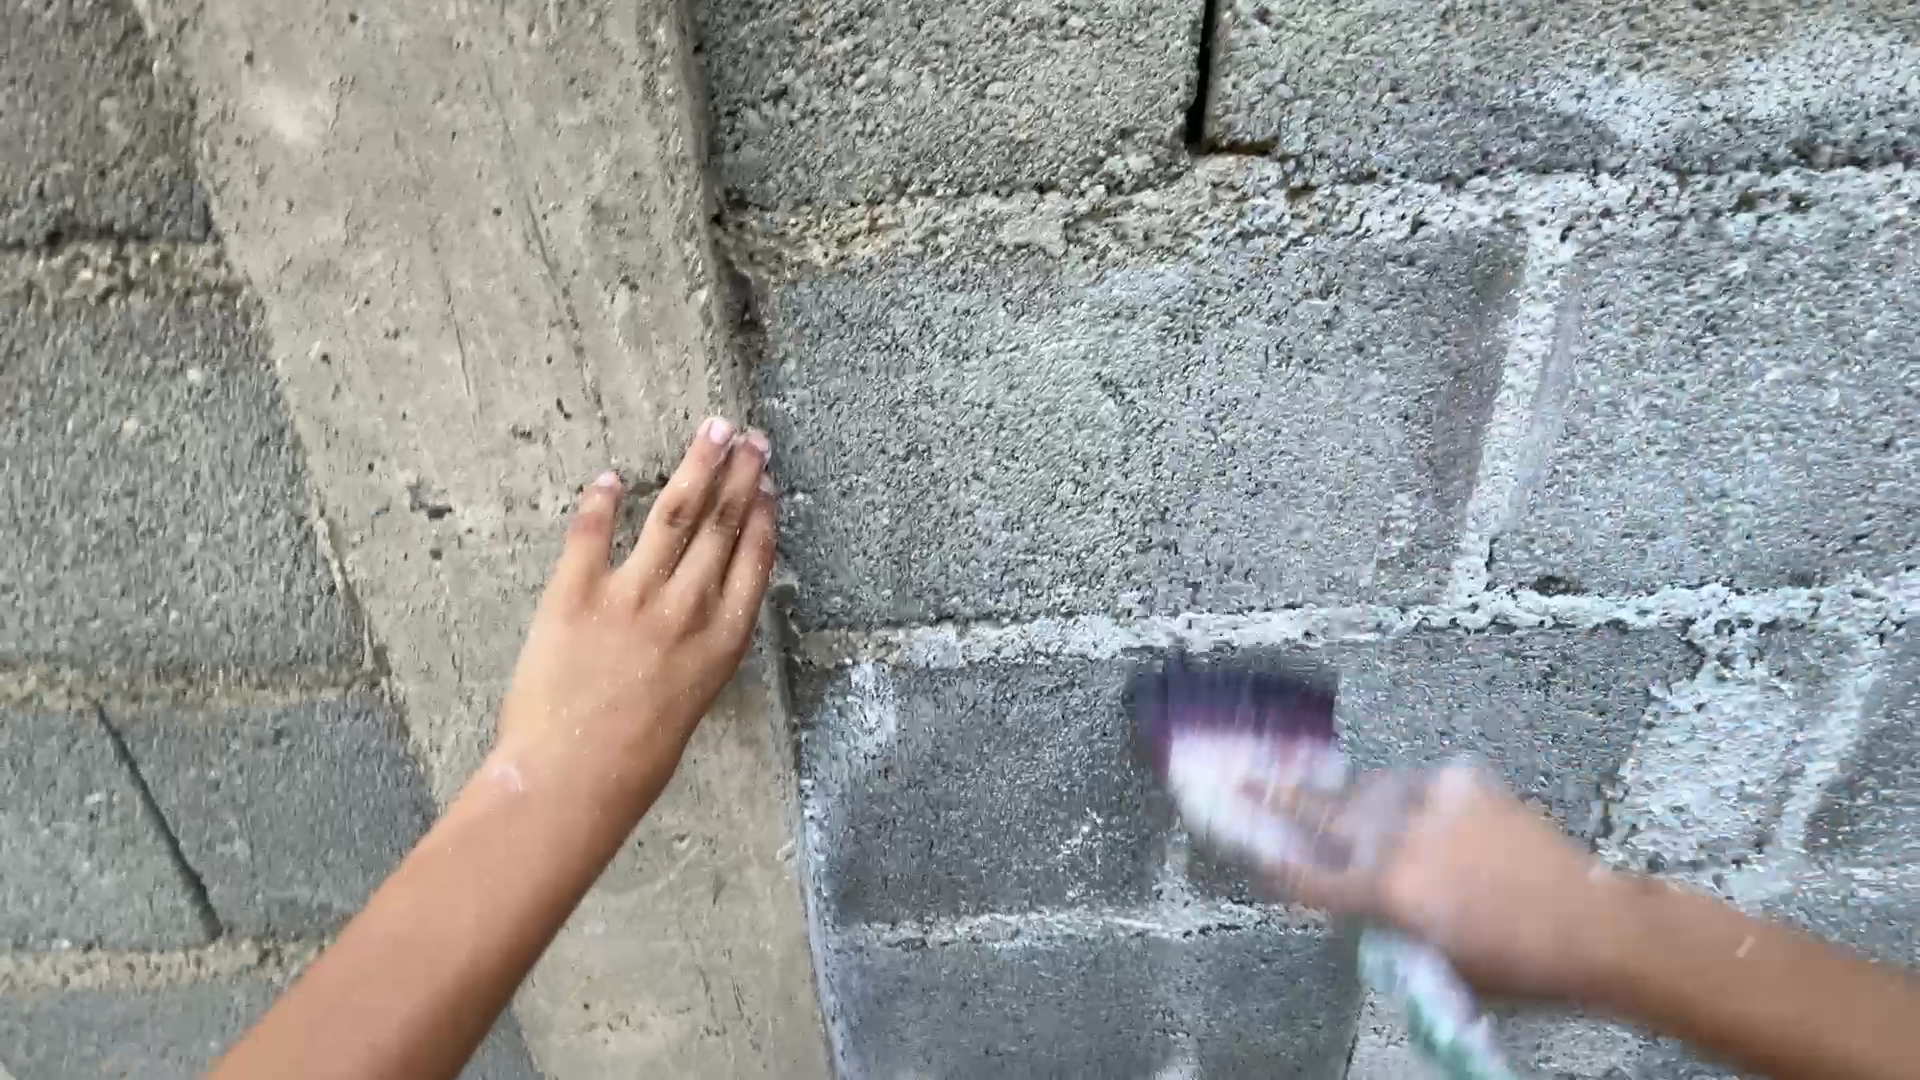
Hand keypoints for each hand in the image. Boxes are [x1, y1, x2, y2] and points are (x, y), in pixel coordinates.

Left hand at [493, 417, 777, 809]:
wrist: (574, 780)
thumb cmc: (641, 753)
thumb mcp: (700, 693)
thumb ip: (707, 639)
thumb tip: (708, 595)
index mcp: (724, 636)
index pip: (753, 556)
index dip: (763, 512)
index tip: (768, 480)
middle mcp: (688, 607)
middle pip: (723, 524)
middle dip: (740, 473)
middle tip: (749, 437)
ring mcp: (634, 598)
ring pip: (676, 514)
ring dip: (697, 466)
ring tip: (712, 431)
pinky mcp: (576, 596)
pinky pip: (591, 534)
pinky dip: (601, 500)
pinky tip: (614, 475)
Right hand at [1251, 765, 1618, 1000]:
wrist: (1600, 927)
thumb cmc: (1520, 965)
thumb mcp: (1438, 961)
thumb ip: (1384, 924)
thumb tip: (1349, 898)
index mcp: (1387, 892)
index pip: (1308, 876)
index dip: (1274, 866)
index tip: (1253, 854)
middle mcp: (1396, 841)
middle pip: (1319, 813)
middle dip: (1273, 796)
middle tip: (1242, 778)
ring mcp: (1426, 804)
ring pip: (1364, 791)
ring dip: (1351, 801)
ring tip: (1349, 806)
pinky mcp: (1457, 782)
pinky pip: (1412, 784)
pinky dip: (1408, 798)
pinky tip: (1425, 816)